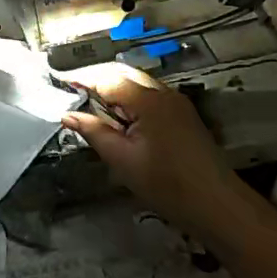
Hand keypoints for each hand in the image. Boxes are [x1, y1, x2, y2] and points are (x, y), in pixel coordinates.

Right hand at [60, 64, 240, 224]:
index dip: (82, 80)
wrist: (216, 203)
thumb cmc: (166, 184)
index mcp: (148, 100)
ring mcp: (177, 102)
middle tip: (73, 94)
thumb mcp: (123, 161)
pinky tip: (120, 118)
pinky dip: (131, 100)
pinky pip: (151, 96)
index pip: (108, 79)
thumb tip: (68, 115)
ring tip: (92, 107)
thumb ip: (95, 133)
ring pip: (139, 83)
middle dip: (98, 80)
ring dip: (115, 89)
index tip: (59, 83)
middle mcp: (164, 92)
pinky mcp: (183, 114)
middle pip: (125, 74)